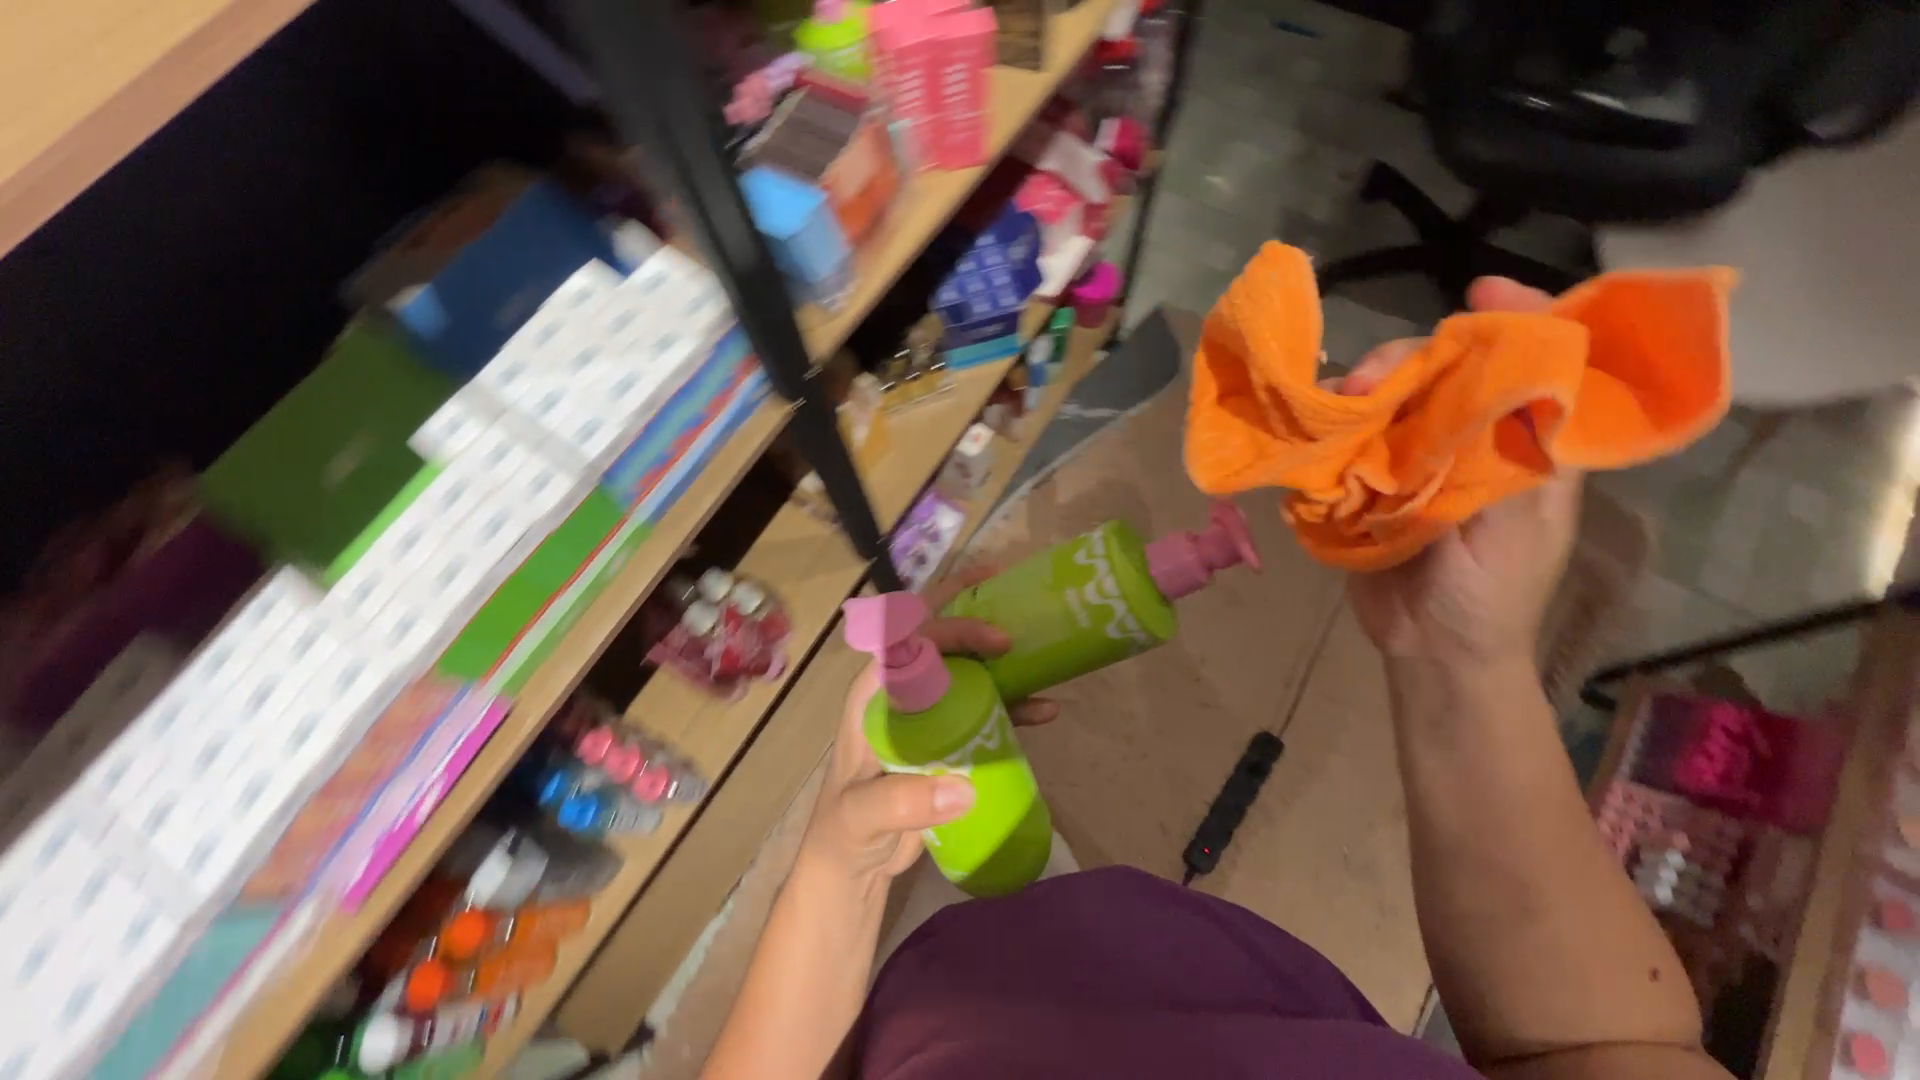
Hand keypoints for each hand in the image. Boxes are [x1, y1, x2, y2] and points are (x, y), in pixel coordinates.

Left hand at [797, 566, 1058, 895]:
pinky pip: (982, 705)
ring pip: (964, 664)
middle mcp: (901, 691)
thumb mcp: (862, 816)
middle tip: (1009, 580)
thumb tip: (965, 789)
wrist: (854, 867)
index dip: (952, 627)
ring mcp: (926, 712)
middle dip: (968, 602)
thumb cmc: (845, 833)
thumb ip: (900, 802)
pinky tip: (1044, 708)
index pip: (910, 638)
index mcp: (874, 693)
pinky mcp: (946, 737)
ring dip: (998, 650)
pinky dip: (1013, 701)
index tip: (998, 640)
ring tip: (1038, 637)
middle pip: (934, 632)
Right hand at [1341, 278, 1583, 668]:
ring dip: (1362, 392)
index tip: (1481, 292)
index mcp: (1528, 445)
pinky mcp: (1371, 482)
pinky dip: (1333, 430)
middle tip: (1365, 379)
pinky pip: (1352, 442)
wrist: (1431, 653)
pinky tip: (1317, 430)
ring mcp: (1417, 460)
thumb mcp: (1517, 531)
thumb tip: (1479, 387)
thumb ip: (1506, 460)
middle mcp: (1472, 439)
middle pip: (1445, 372)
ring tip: (1334, 403)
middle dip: (1407, 359)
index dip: (1515, 319)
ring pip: (1391, 401)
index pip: (1532, 363)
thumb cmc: (1491, 596)